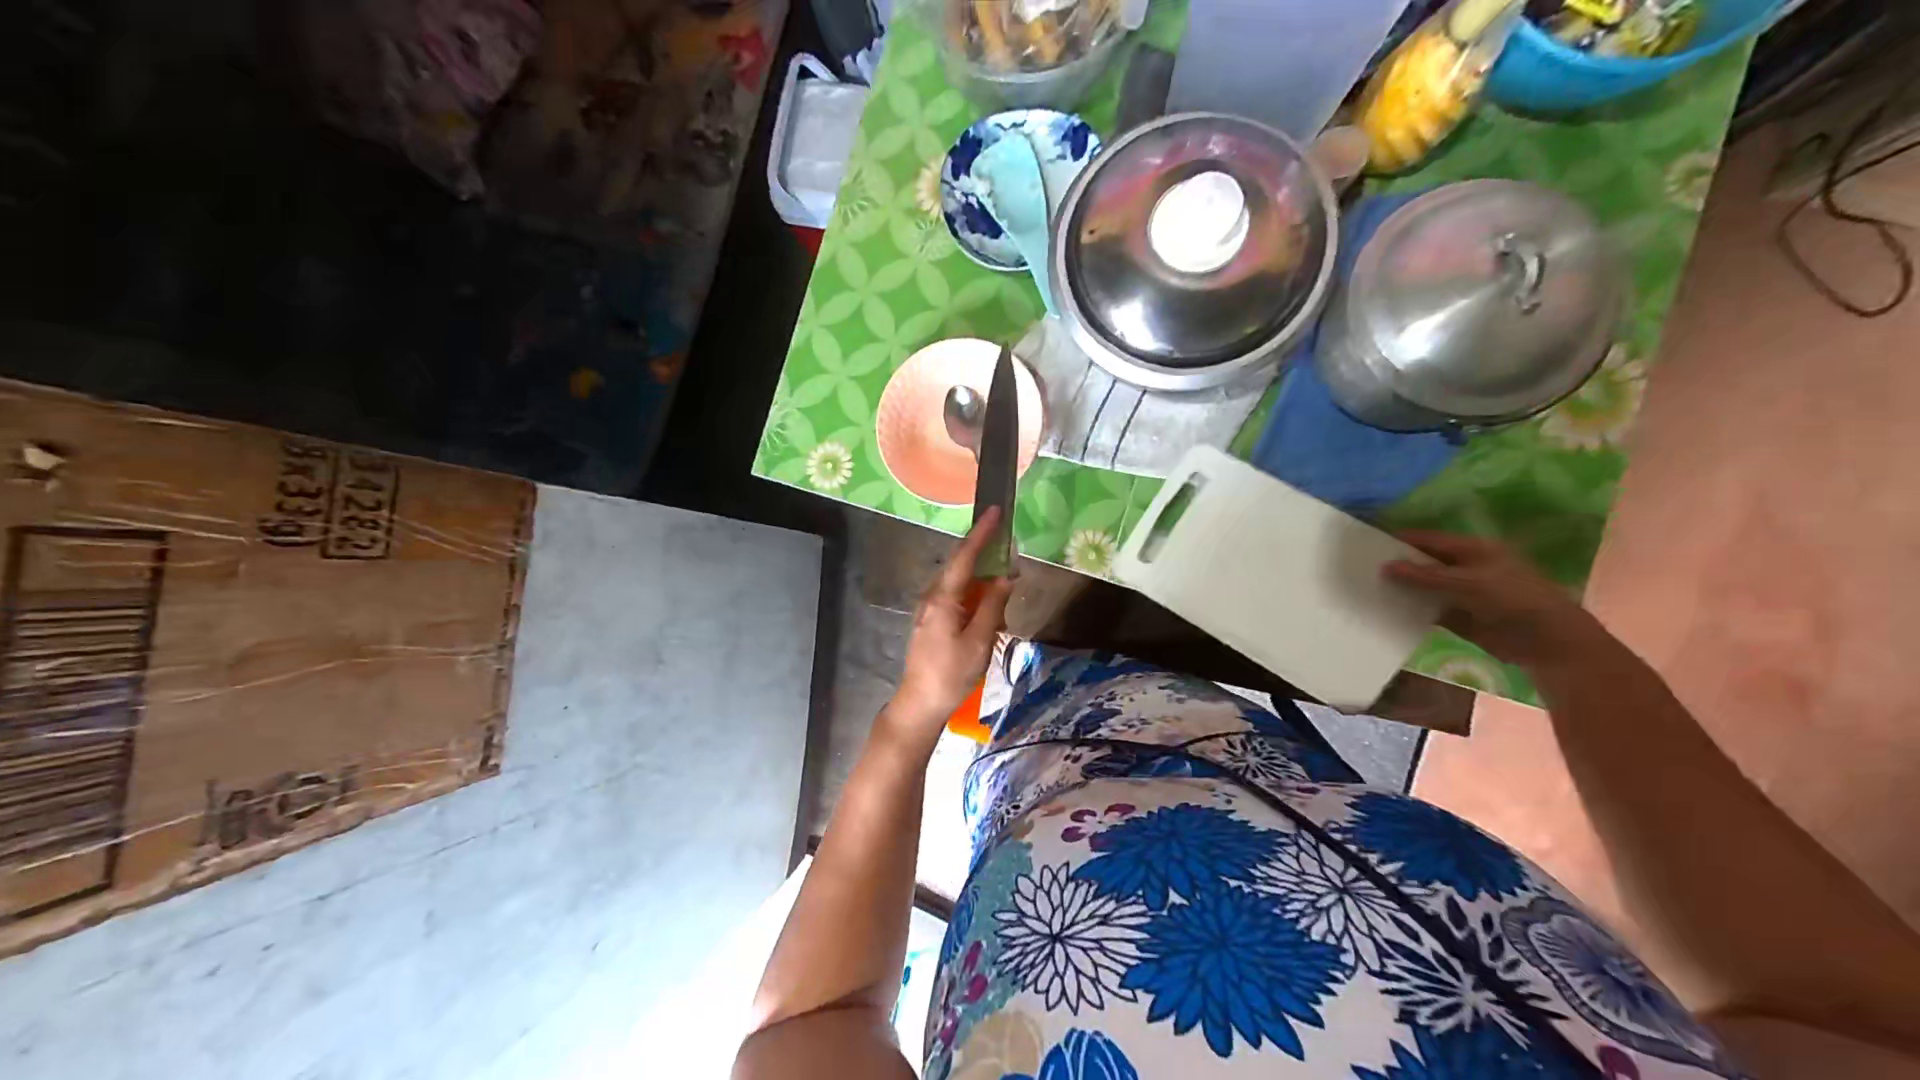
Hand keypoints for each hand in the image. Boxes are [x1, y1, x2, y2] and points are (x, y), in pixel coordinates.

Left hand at [884, 508, 1014, 745]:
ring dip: (981, 581)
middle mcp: (931, 597)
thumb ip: (993, 606)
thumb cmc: (951, 674)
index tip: (994, 511)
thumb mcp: (979, 641)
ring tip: (1004, 586)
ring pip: (958, 583)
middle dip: (985, 555)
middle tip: (1008, 548)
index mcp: (943, 599)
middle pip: (960, 566)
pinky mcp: (930, 621)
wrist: (920, 702)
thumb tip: (1006, 578)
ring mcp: (928, 609)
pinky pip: (954, 598)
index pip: (965, 557)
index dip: (981, 534)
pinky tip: (987, 609)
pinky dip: (973, 596)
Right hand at [1384, 530, 1612, 671]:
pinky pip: (1426, 610)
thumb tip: (1385, 566)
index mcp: (1473, 550)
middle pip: (1424, 563)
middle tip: (1360, 566)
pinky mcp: (1456, 617)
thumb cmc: (1513, 599)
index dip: (1401, 539)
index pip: (1429, 540)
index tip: (1368, 541)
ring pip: (1422, 588)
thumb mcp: (1467, 582)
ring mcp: (1460, 593)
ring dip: (1400, 589)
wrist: (1546, 642)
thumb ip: (1425, 575)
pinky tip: (1383, 610)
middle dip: (1397, 565)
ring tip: (1364, 587)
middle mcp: (1465, 568)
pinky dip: (1408, 610)